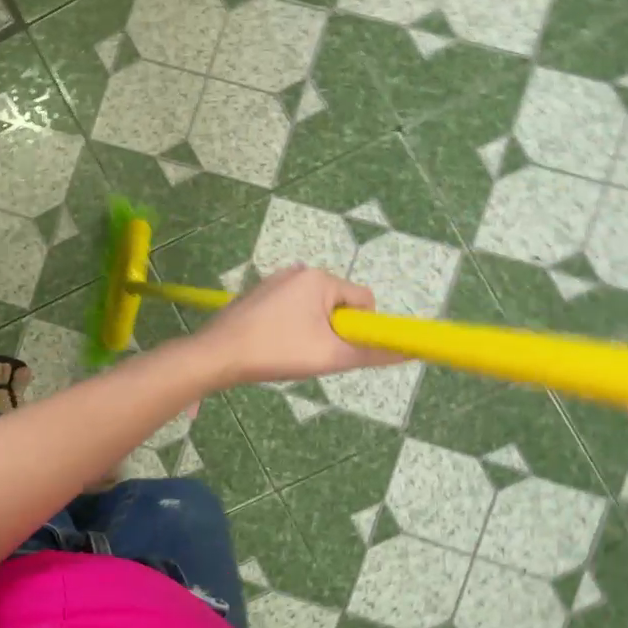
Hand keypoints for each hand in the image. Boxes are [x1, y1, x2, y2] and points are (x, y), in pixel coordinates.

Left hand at [192, 266, 400, 386]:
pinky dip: (289, 328)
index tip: (339, 348)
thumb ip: (374, 352)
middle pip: (337, 304)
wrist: (216, 355)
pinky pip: (289, 312)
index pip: (364, 300)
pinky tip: (271, 345)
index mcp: (318, 278)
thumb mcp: (332, 356)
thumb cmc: (276, 351)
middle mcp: (296, 272)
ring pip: (312, 310)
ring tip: (288, 350)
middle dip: (333, 329)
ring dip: (311, 331)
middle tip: (311, 352)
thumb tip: (410, 352)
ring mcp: (272, 282)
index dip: (361, 328)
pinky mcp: (255, 295)